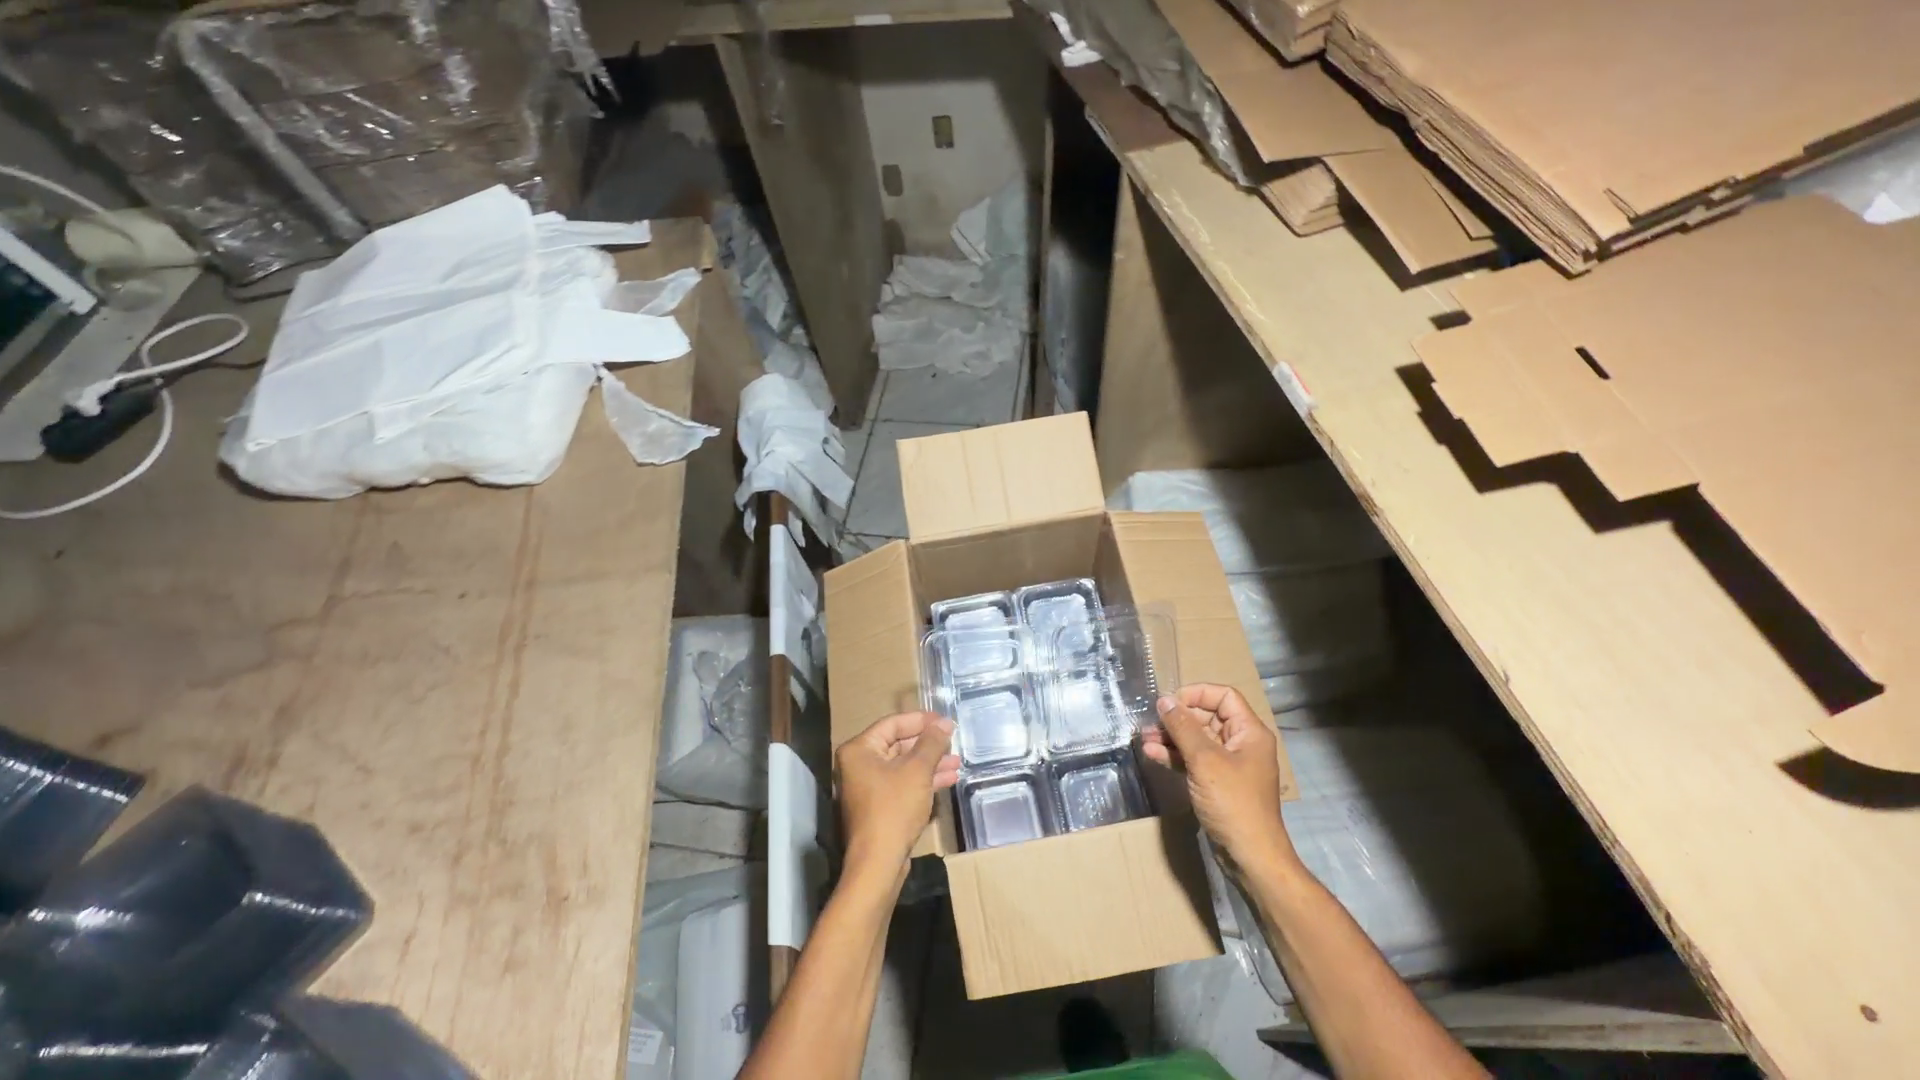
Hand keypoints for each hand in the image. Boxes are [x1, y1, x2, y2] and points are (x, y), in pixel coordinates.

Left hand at [835, 711, 960, 874]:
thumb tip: (945, 723)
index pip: (892, 723)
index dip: (921, 720)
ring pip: (904, 766)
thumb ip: (932, 743)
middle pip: (898, 744)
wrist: (879, 861)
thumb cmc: (894, 808)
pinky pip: (903, 784)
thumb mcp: (917, 770)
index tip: (945, 720)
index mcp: (859, 750)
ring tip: (957, 762)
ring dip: (930, 763)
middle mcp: (859, 765)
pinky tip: (948, 780)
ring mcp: (868, 787)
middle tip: (953, 741)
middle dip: (928, 744)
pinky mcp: (879, 806)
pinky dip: (923, 780)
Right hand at [1141, 683, 1294, 870]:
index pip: (1224, 696)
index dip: (1196, 694)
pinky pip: (1195, 761)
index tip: (1169, 703)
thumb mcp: (1205, 760)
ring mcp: (1230, 765)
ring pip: (1198, 740)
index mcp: (1250, 732)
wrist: (1249, 854)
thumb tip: (1164, 701)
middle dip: (1178, 718)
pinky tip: (1153, 755)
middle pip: (1208, 717)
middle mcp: (1242, 744)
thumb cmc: (1233, 802)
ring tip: (1145, 739)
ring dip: (1172, 738)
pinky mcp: (1217, 784)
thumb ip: (1183, 727)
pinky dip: (1176, 756)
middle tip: (1150, 723)